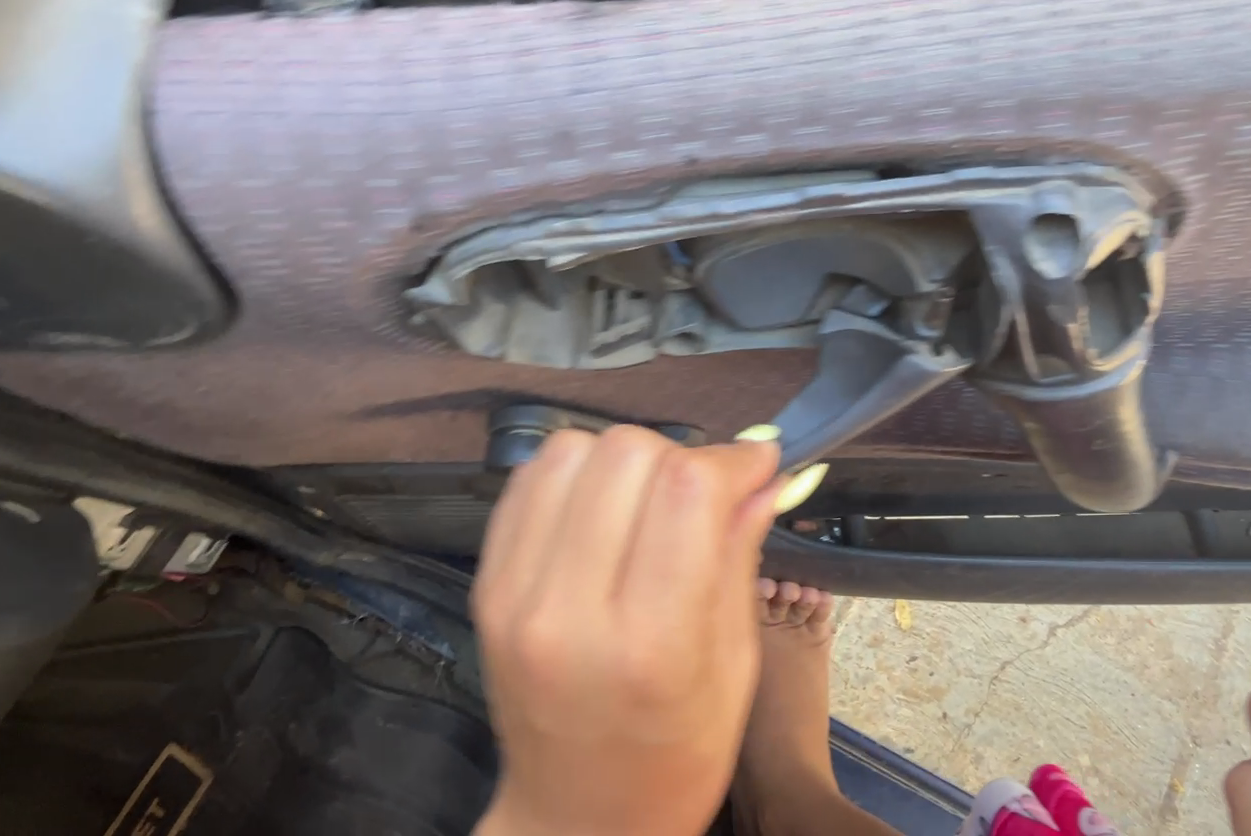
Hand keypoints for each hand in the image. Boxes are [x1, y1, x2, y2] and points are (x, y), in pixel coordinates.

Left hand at [471, 426, 781, 835]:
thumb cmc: (676, 754)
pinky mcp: (485, 583)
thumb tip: (765, 472)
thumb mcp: (735, 666)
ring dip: (624, 461)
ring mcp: (515, 593)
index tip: (759, 462)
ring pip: (572, 450)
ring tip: (646, 503)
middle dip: (680, 457)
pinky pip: (530, 478)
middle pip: (626, 453)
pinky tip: (601, 509)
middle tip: (700, 496)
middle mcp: (570, 609)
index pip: (687, 490)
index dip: (732, 459)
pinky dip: (576, 474)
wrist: (575, 817)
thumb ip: (741, 553)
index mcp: (652, 643)